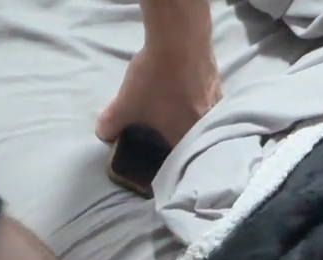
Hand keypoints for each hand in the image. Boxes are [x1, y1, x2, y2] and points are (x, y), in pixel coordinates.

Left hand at [96, 42, 222, 148]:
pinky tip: (189, 87)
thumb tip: (103, 135)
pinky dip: (199, 97)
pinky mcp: (219, 86)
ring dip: (191, 114)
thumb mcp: (126, 101)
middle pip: (192, 138)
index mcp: (184, 138)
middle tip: (167, 124)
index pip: (177, 157)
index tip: (159, 147)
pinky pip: (209, 100)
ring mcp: (215, 107)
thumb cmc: (156, 77)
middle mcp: (204, 128)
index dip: (167, 154)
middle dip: (179, 133)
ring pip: (203, 119)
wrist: (180, 39)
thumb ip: (112, 121)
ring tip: (178, 105)